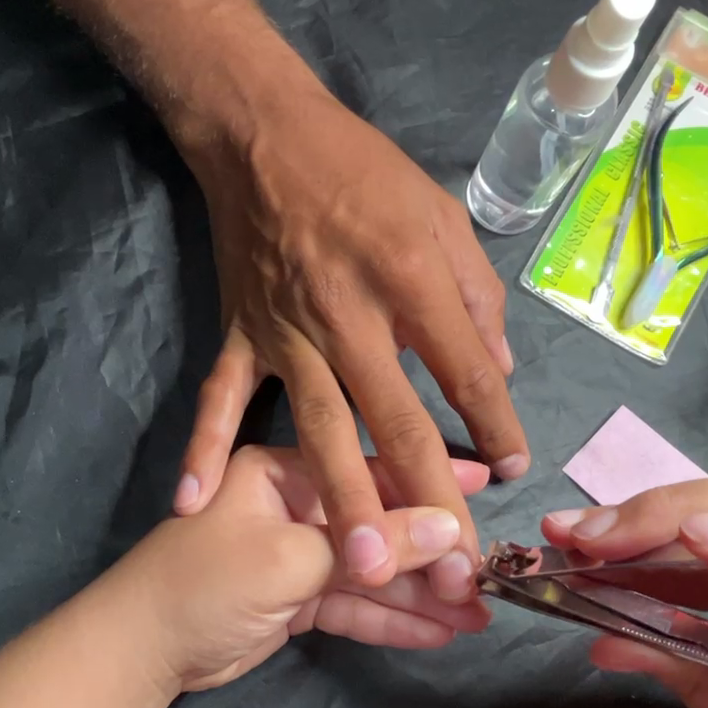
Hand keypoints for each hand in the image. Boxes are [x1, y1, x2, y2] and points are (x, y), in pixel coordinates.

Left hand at [113, 445, 492, 694]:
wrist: (139, 653)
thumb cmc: (205, 583)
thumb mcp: (288, 558)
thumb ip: (368, 546)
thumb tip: (449, 532)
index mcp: (284, 474)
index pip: (367, 473)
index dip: (425, 486)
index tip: (483, 490)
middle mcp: (296, 507)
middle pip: (377, 528)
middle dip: (430, 556)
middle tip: (487, 578)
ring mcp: (297, 557)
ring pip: (370, 574)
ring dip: (419, 597)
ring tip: (477, 616)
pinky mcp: (296, 600)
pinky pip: (353, 605)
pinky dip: (390, 620)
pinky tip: (437, 632)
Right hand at [171, 87, 529, 601]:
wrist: (265, 136)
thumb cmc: (364, 173)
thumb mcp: (442, 214)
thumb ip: (475, 296)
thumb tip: (496, 369)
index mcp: (411, 281)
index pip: (466, 372)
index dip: (496, 426)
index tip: (514, 474)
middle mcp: (350, 318)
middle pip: (396, 423)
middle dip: (426, 501)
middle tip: (449, 572)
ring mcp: (288, 335)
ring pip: (320, 430)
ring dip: (341, 501)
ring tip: (358, 570)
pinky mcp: (241, 337)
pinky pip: (222, 400)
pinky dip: (206, 448)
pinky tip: (193, 502)